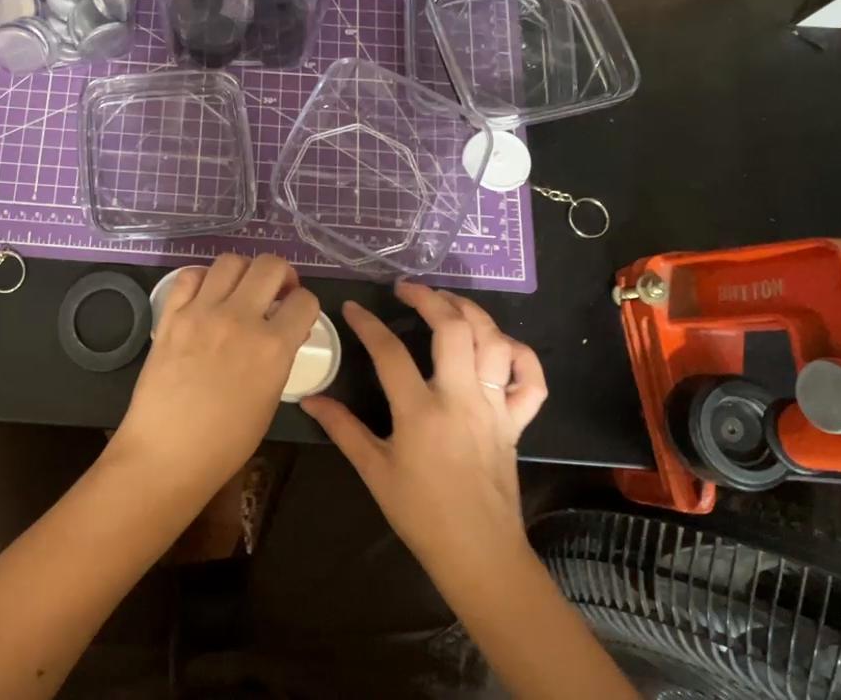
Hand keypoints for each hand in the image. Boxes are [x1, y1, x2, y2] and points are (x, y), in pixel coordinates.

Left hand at [112, 254, 319, 497]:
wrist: (168, 451)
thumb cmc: (226, 441)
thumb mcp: (270, 399)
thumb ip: (281, 358)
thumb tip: (287, 331)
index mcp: (273, 347)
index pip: (305, 301)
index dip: (305, 304)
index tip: (297, 313)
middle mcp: (240, 319)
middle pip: (271, 266)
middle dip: (282, 275)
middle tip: (276, 293)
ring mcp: (202, 312)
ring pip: (231, 261)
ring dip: (244, 271)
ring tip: (241, 290)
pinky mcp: (171, 314)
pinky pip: (190, 275)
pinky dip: (203, 277)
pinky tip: (207, 294)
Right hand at [301, 282, 547, 576]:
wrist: (478, 552)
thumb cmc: (420, 514)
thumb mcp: (373, 471)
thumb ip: (342, 428)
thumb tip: (309, 399)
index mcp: (420, 412)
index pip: (390, 351)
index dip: (367, 323)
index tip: (353, 308)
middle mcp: (461, 399)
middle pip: (453, 329)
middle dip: (429, 298)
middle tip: (406, 289)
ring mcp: (494, 408)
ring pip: (494, 342)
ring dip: (472, 314)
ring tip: (449, 303)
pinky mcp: (517, 422)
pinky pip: (531, 380)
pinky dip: (521, 354)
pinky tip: (500, 344)